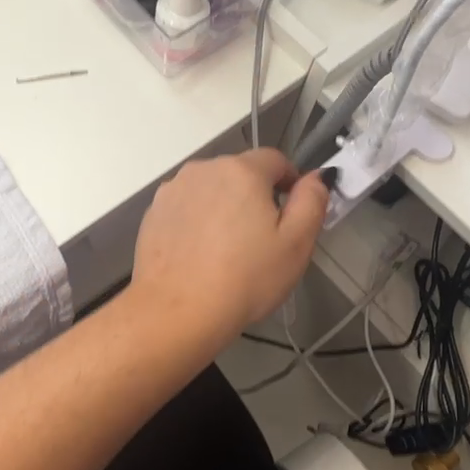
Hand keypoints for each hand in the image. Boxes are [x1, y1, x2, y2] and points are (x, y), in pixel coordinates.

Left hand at [127, 150, 332, 344]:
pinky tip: (201, 254)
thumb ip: (312, 201)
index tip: (293, 209)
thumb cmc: (244, 278)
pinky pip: (186, 207)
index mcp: (241, 170)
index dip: (290, 180)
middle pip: (239, 172)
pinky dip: (197, 221)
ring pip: (210, 189)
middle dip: (255, 195)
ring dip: (224, 207)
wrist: (177, 311)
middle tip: (263, 237)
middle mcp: (203, 170)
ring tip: (229, 249)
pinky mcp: (153, 213)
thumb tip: (315, 178)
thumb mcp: (296, 243)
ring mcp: (173, 190)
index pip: (275, 159)